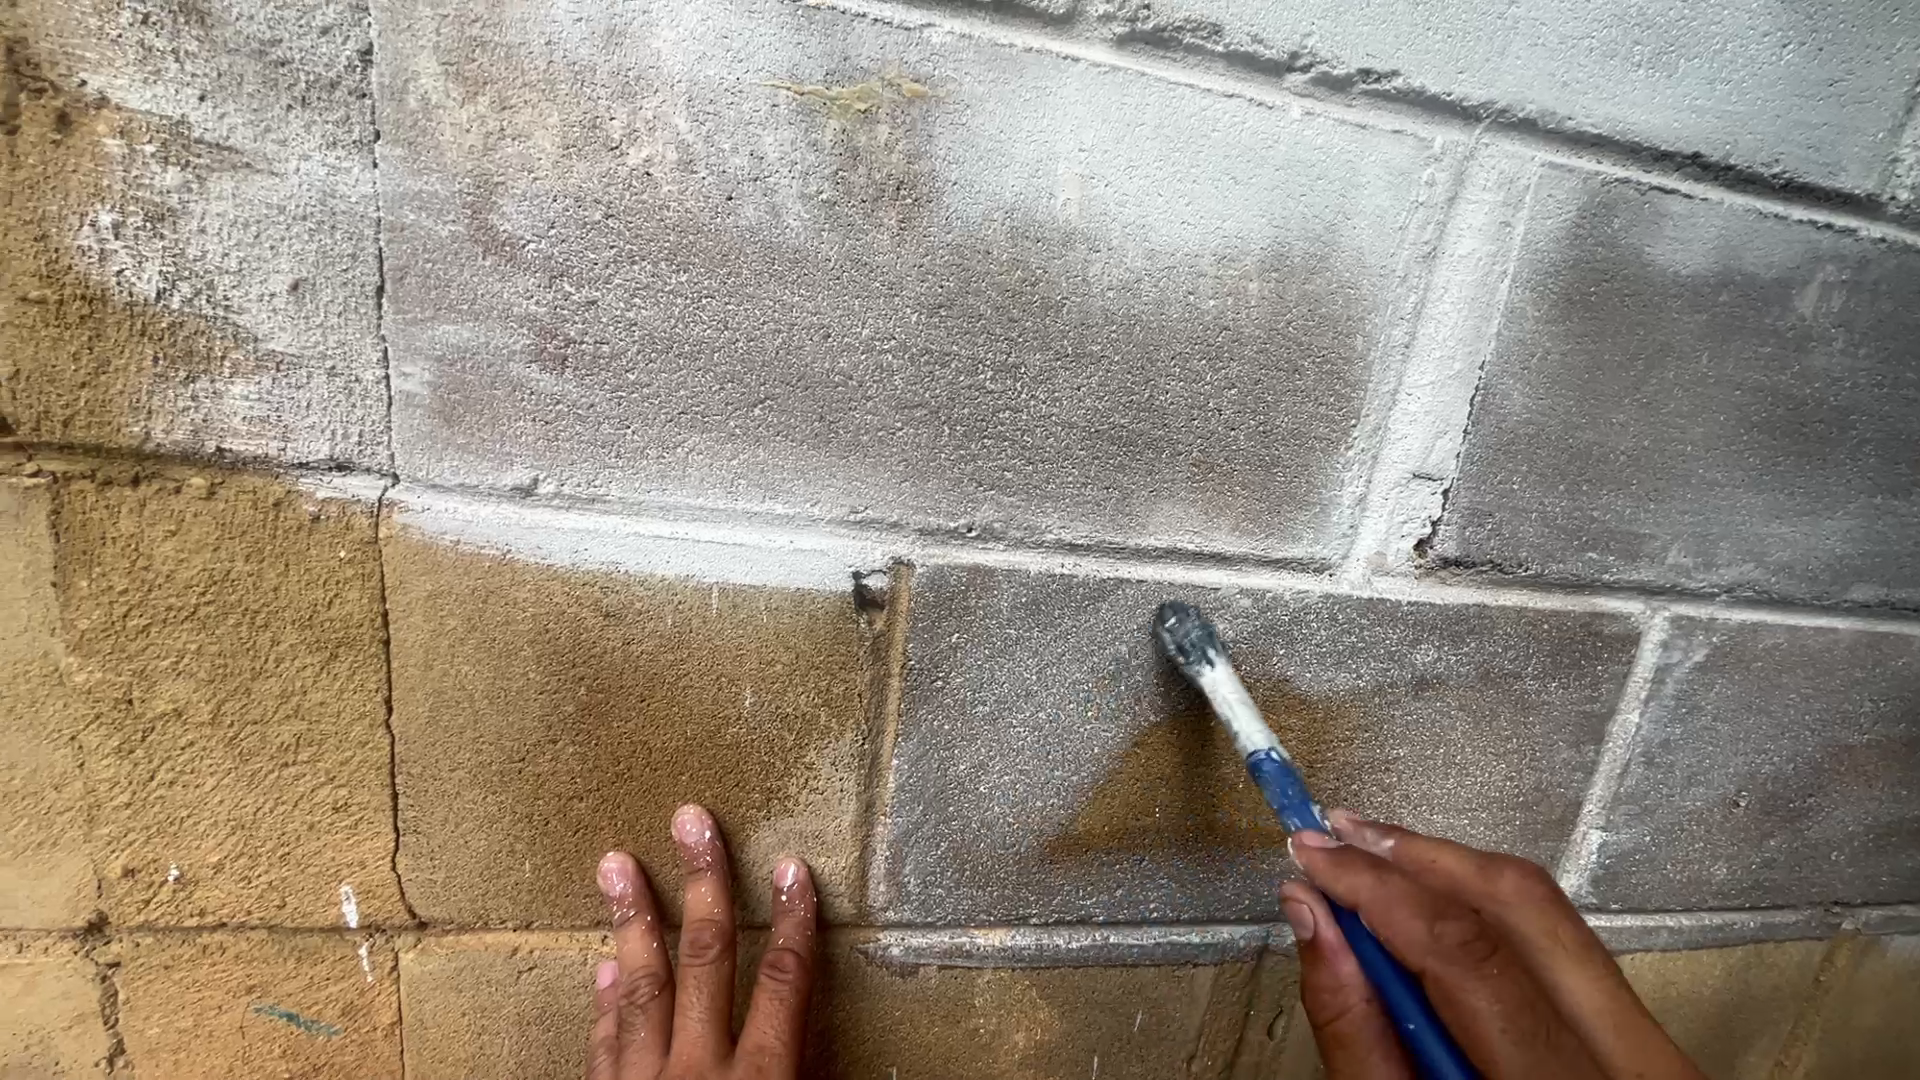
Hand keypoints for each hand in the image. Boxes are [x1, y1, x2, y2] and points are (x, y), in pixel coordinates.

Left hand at [589, 804, 817, 1079]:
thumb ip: (809, 1069)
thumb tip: (839, 1049)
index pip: (782, 981)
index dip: (792, 921)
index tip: (792, 867)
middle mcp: (696, 1071)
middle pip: (706, 958)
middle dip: (703, 882)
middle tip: (688, 820)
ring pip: (642, 990)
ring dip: (634, 919)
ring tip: (617, 863)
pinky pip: (604, 1049)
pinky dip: (606, 1005)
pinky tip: (605, 966)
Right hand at [1282, 810, 1705, 1079]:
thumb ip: (1353, 1022)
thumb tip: (1307, 906)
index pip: (1464, 950)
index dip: (1374, 886)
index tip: (1309, 855)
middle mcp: (1639, 1061)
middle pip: (1515, 900)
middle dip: (1408, 854)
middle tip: (1332, 833)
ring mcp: (1653, 1043)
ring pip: (1536, 905)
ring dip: (1436, 866)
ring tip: (1362, 847)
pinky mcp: (1642, 1030)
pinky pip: (1549, 933)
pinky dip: (1471, 899)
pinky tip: (1418, 891)